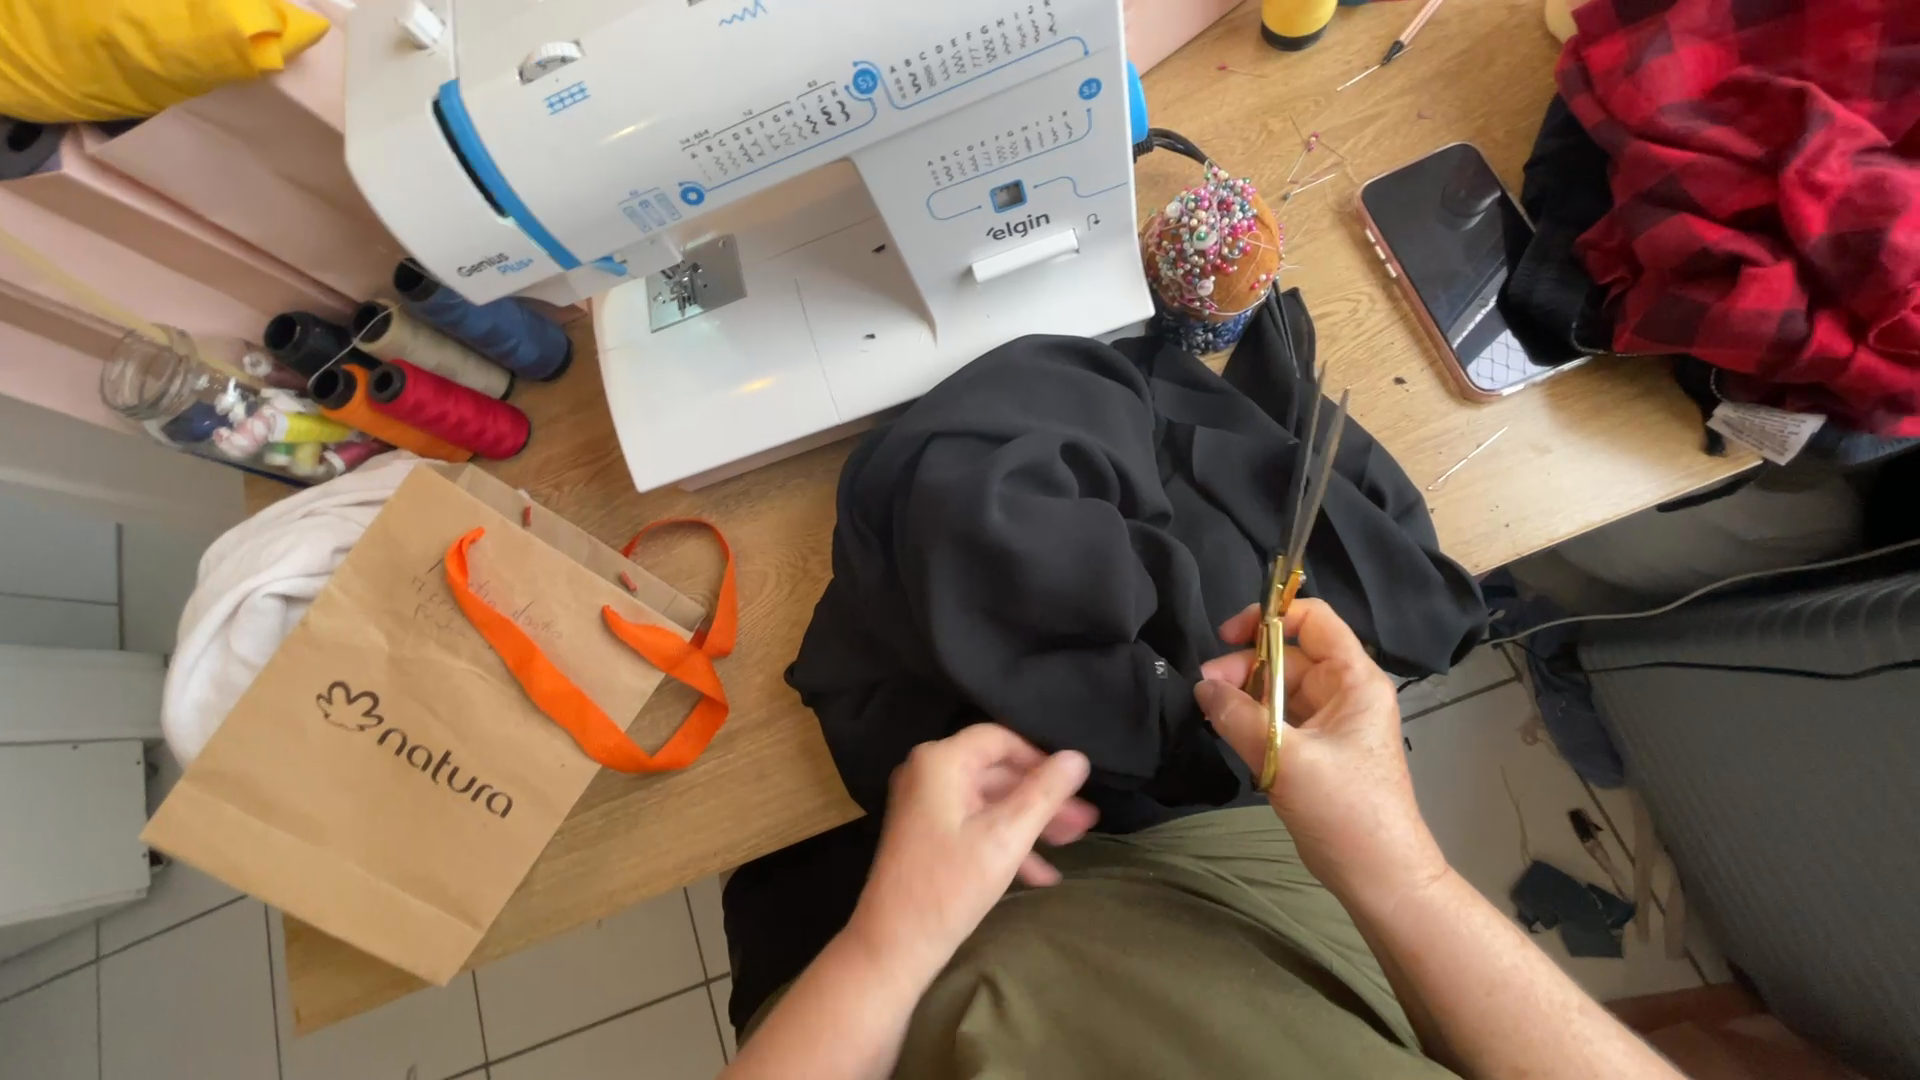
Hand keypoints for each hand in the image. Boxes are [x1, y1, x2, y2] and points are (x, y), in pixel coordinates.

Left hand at [848, 724, 1097, 978]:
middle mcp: (928, 771)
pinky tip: (1040, 874)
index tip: (1074, 784)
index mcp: (940, 760)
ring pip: (989, 800)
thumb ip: (1044, 793)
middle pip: (997, 771)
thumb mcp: (1006, 837)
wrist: (893, 947)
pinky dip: (1005, 840)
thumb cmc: (950, 886)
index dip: (1040, 758)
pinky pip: (973, 822)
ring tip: (1072, 843)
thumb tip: (1077, 757)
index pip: (1000, 738)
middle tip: (1084, 821)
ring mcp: (925, 802)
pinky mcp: (926, 831)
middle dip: (1042, 798)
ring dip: (1029, 821)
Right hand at [1195, 599, 1447, 911]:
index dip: (1270, 617)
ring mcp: (1329, 721)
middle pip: (1287, 654)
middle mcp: (1343, 692)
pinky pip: (1277, 715)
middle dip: (1244, 664)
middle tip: (1206, 688)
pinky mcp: (1315, 748)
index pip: (1314, 620)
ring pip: (1278, 686)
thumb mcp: (1286, 758)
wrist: (1379, 877)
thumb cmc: (1345, 810)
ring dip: (1243, 693)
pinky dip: (1250, 716)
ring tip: (1211, 710)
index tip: (1229, 635)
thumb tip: (1202, 687)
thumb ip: (1239, 716)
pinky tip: (1225, 727)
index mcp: (1354, 681)